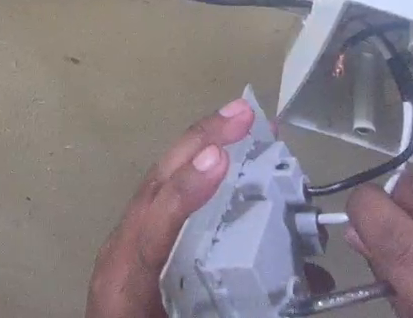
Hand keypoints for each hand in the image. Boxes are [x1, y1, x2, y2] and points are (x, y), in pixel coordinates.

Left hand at [87, 99, 255, 317]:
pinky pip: (169, 195)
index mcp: (123, 285)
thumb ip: (229, 306)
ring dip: (202, 144)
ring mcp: (129, 240)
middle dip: (200, 142)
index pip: (151, 228)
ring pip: (162, 180)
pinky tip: (226, 152)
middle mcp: (122, 251)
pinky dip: (199, 169)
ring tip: (241, 120)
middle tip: (246, 115)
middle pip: (155, 184)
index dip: (185, 192)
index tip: (221, 159)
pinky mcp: (142, 241)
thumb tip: (290, 284)